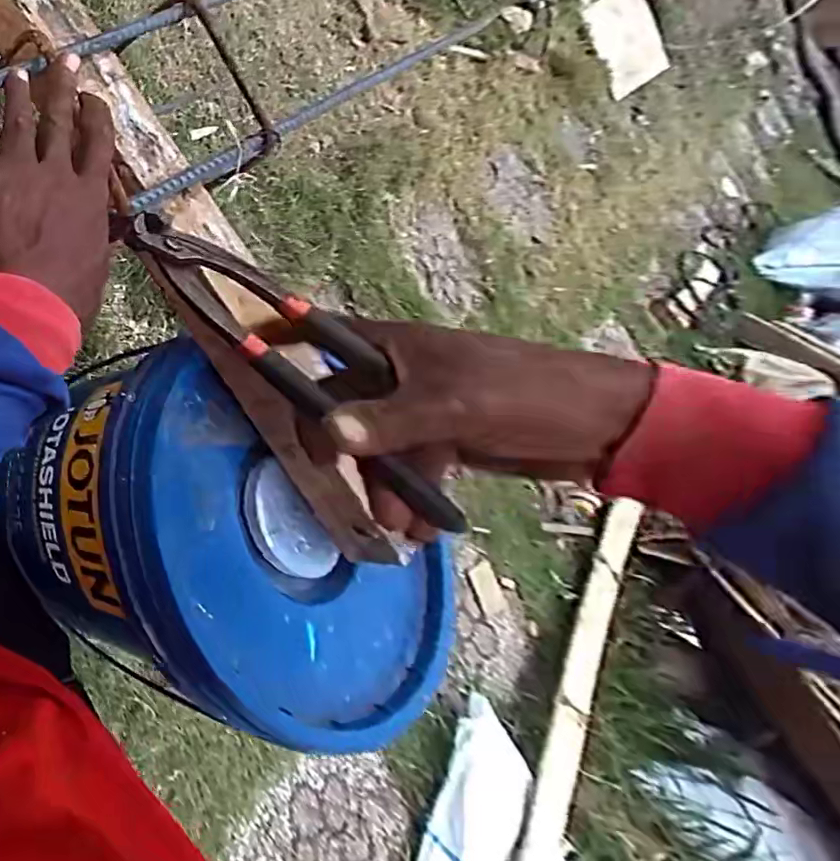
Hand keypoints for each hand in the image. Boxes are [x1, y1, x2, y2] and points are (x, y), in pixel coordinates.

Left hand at [0, 53, 117, 325]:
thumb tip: (98, 243)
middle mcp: (59, 174)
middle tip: (64, 62)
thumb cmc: (62, 302)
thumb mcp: (94, 273)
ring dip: (17, 95)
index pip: (98, 143)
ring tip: (17, 75)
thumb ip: (94, 248)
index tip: (91, 102)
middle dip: (63, 88)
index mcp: (89, 197)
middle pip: (62, 121)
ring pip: (20, 122)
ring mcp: (21, 172)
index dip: (95, 117)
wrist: (24, 307)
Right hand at [303, 319, 655, 538]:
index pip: (322, 333)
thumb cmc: (527, 393)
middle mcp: (393, 373)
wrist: (613, 427)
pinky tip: (422, 526)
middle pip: (339, 406)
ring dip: (383, 488)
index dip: (282, 335)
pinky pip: (404, 465)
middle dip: (341, 452)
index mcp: (390, 347)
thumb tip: (327, 436)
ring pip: (372, 445)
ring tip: (400, 526)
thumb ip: (387, 422)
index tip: (247, 347)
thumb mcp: (454, 406)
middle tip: (335, 481)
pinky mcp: (437, 436)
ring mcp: (414, 407)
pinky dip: (410, 495)